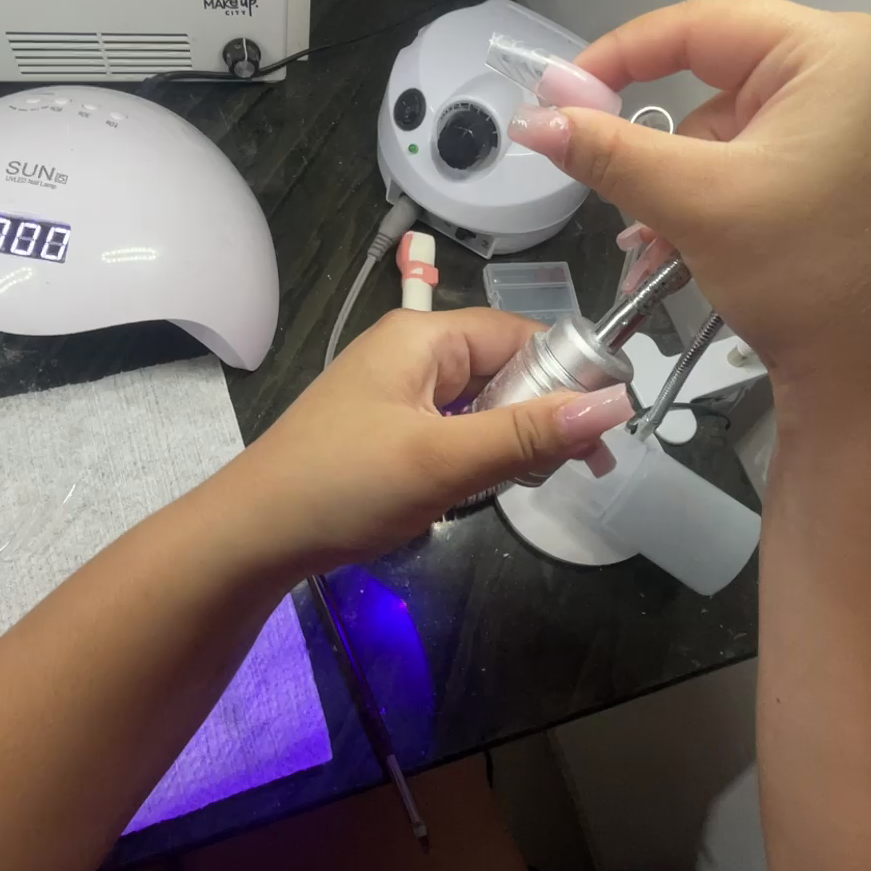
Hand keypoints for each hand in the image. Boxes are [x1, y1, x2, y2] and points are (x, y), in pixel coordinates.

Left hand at [216, 308, 633, 573]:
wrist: (253, 536)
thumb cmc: (344, 486)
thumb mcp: (443, 460)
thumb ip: (529, 433)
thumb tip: (616, 403)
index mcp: (422, 337)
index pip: (521, 335)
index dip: (570, 373)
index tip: (608, 426)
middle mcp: (411, 354)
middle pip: (503, 368)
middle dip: (544, 412)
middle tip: (582, 466)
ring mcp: (397, 394)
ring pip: (481, 404)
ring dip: (513, 438)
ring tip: (536, 479)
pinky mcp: (388, 431)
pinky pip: (453, 429)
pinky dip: (478, 453)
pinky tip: (486, 484)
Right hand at [507, 0, 870, 391]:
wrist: (857, 364)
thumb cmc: (802, 274)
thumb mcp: (694, 202)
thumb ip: (609, 153)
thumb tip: (536, 121)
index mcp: (826, 54)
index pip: (698, 25)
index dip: (618, 56)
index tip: (559, 94)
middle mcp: (834, 76)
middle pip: (702, 85)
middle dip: (649, 149)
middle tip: (602, 181)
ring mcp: (826, 128)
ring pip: (708, 138)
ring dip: (665, 193)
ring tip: (651, 248)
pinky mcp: (811, 172)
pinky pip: (727, 170)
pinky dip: (690, 208)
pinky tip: (671, 251)